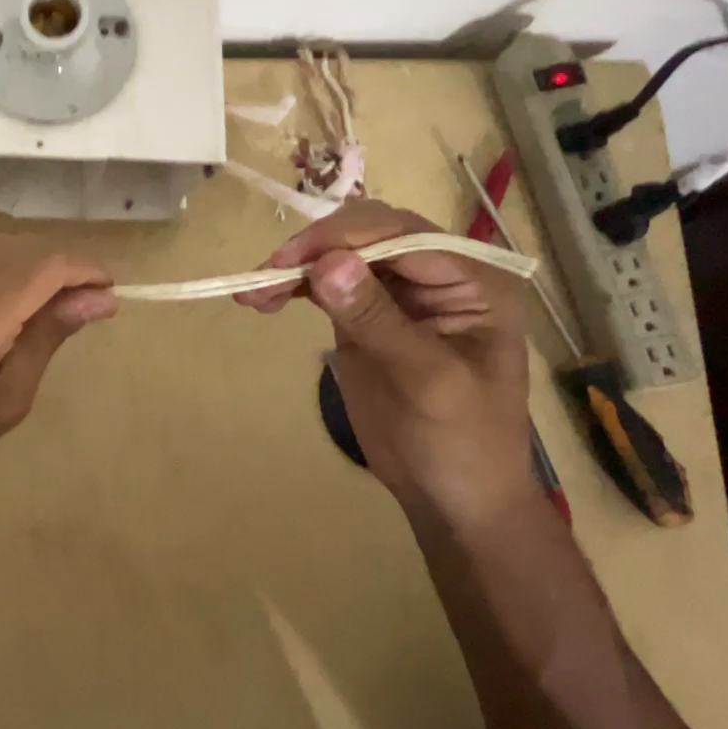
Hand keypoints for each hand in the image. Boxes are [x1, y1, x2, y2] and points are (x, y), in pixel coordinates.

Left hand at [0, 209, 117, 524]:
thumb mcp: (6, 401)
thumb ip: (48, 338)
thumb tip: (100, 297)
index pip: (46, 267)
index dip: (85, 270)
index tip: (105, 290)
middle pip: (20, 249)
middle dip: (59, 267)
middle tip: (76, 300)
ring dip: (21, 255)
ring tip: (33, 290)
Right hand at [235, 200, 532, 525]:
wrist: (453, 494)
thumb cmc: (461, 441)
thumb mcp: (427, 381)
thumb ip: (377, 320)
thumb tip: (325, 263)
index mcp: (474, 281)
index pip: (404, 235)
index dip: (345, 238)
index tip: (289, 261)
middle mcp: (438, 276)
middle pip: (370, 234)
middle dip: (316, 248)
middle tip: (266, 276)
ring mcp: (399, 295)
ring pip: (342, 255)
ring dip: (296, 266)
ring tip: (252, 292)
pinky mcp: (366, 317)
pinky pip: (327, 285)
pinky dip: (294, 288)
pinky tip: (263, 300)